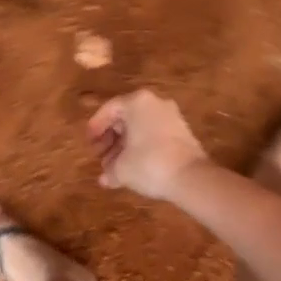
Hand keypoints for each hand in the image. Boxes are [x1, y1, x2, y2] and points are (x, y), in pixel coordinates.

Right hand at [87, 89, 209, 200]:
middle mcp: (154, 103)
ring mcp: (171, 116)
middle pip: (126, 118)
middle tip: (100, 155)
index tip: (89, 142)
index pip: (110, 109)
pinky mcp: (182, 132)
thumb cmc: (149, 163)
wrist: (191, 176)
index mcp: (137, 102)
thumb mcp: (122, 168)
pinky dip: (142, 147)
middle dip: (111, 138)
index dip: (96, 126)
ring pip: (141, 127)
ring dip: (126, 145)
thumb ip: (110, 170)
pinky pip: (155, 134)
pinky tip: (134, 166)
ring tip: (115, 166)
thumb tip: (104, 178)